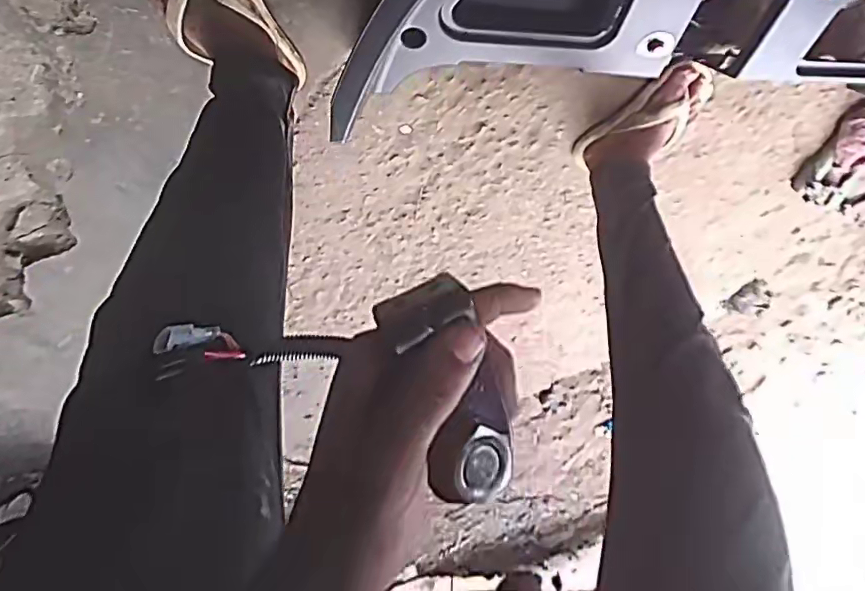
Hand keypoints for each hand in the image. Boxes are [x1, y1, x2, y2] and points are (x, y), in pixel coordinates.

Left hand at [266, 282, 539, 590]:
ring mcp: (404, 392)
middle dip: (492, 367)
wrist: (337, 568)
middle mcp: (388, 368)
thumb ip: (429, 391)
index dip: (488, 303)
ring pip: (467, 366)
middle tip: (501, 408)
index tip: (527, 301)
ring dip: (489, 397)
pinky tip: (474, 447)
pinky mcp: (419, 417)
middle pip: (461, 336)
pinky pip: (464, 397)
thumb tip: (467, 335)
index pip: (439, 311)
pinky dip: (482, 416)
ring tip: (482, 436)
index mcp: (374, 360)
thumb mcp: (394, 454)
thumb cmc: (347, 523)